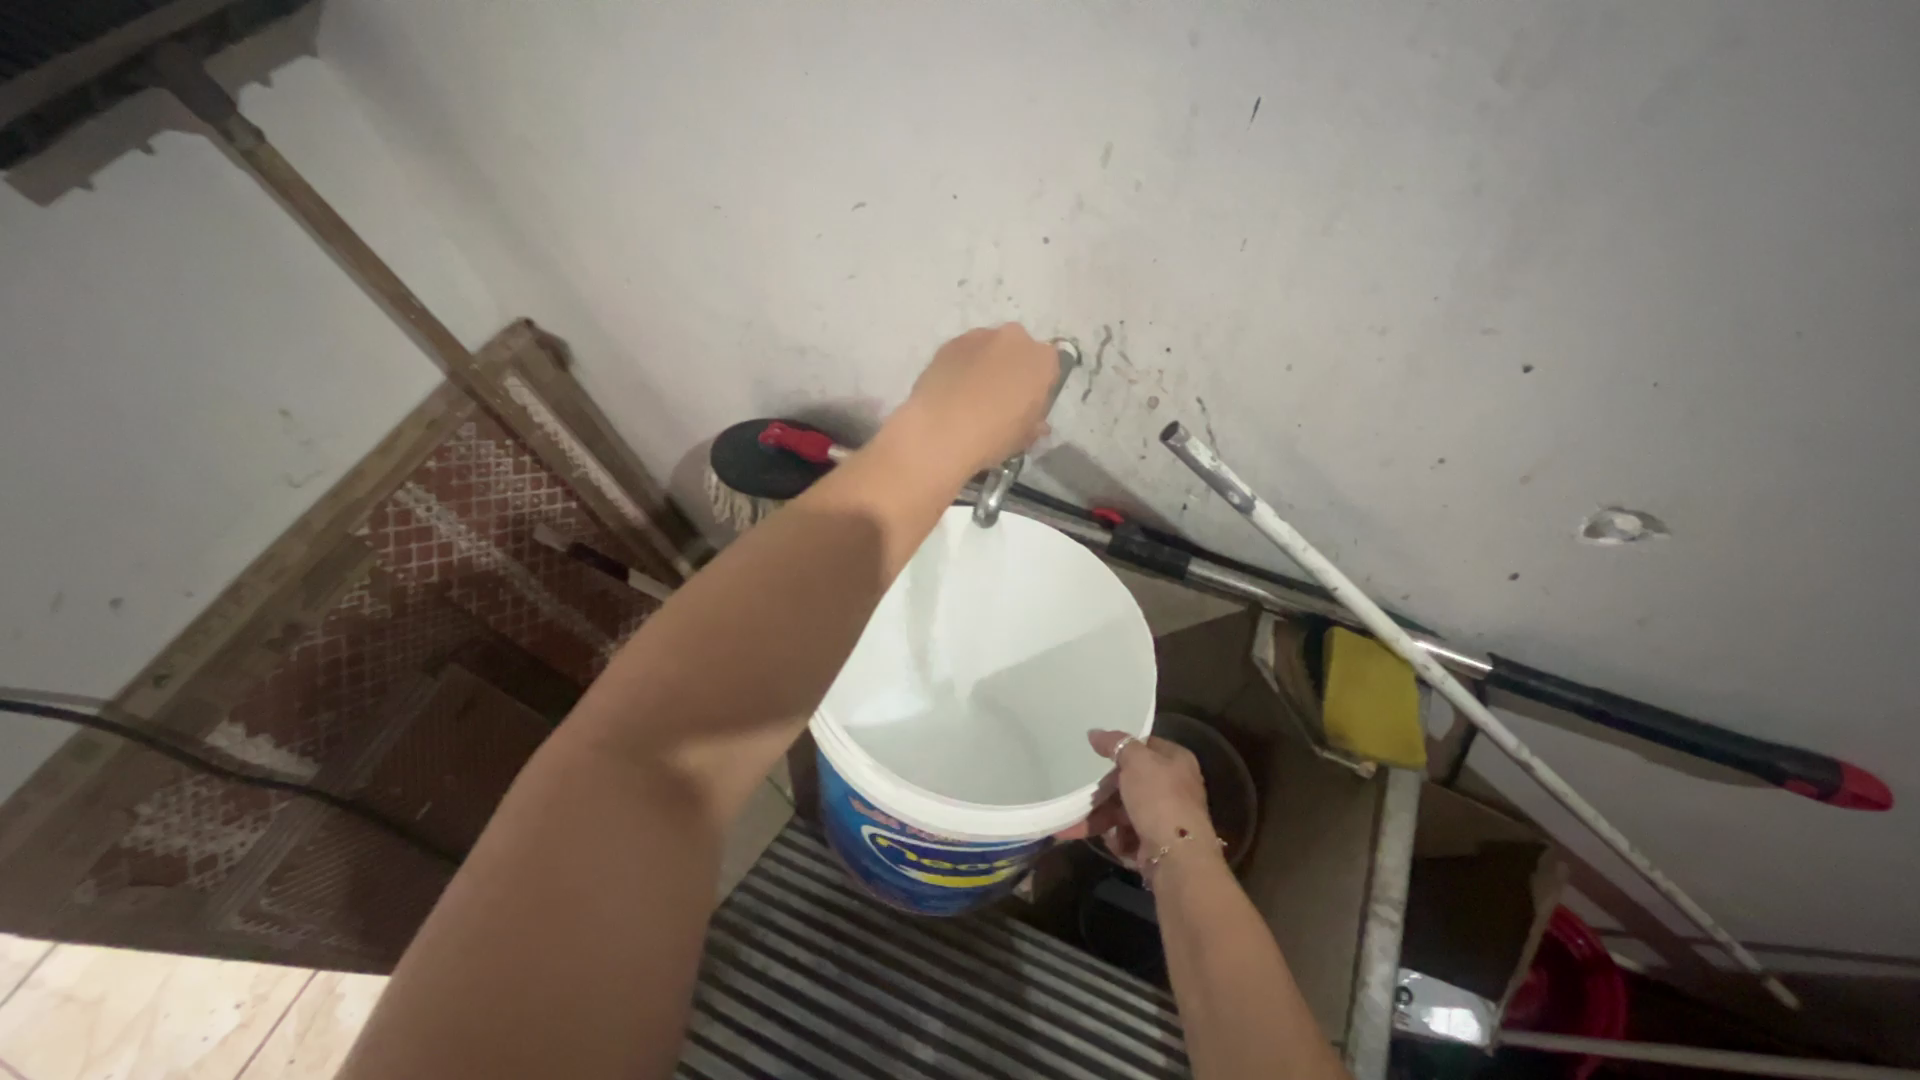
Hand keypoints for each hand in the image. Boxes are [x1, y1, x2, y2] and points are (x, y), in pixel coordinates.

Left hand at [890, 324, 1061, 474]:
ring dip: (985, 364)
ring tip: (970, 394)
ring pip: (989, 348)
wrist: (941, 430)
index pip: (1048, 368)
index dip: (1036, 386)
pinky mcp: (950, 342)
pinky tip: (952, 390)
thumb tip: (1036, 423)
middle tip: (998, 397)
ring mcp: (980, 336)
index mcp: (1042, 360)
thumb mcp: (1024, 438)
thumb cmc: (993, 435)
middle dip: (1011, 368)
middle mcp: (1015, 338)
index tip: (1025, 404)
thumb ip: (1034, 423)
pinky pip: (963, 352)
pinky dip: (962, 365)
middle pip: (1018, 350)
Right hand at [1084, 730, 1219, 878]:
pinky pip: (1127, 835)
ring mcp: (1165, 817)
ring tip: (1072, 822)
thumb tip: (1094, 733)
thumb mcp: (1136, 761)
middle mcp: (1175, 788)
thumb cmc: (1159, 798)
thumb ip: (1115, 744)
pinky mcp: (1155, 843)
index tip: (1096, 753)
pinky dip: (1113, 838)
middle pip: (1130, 782)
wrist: (1177, 856)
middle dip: (1103, 791)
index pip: (1146, 747)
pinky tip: (1101, 839)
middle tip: (1080, 793)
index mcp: (1177, 761)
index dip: (1122, 749)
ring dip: (1099, 817)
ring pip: (1124, 810)